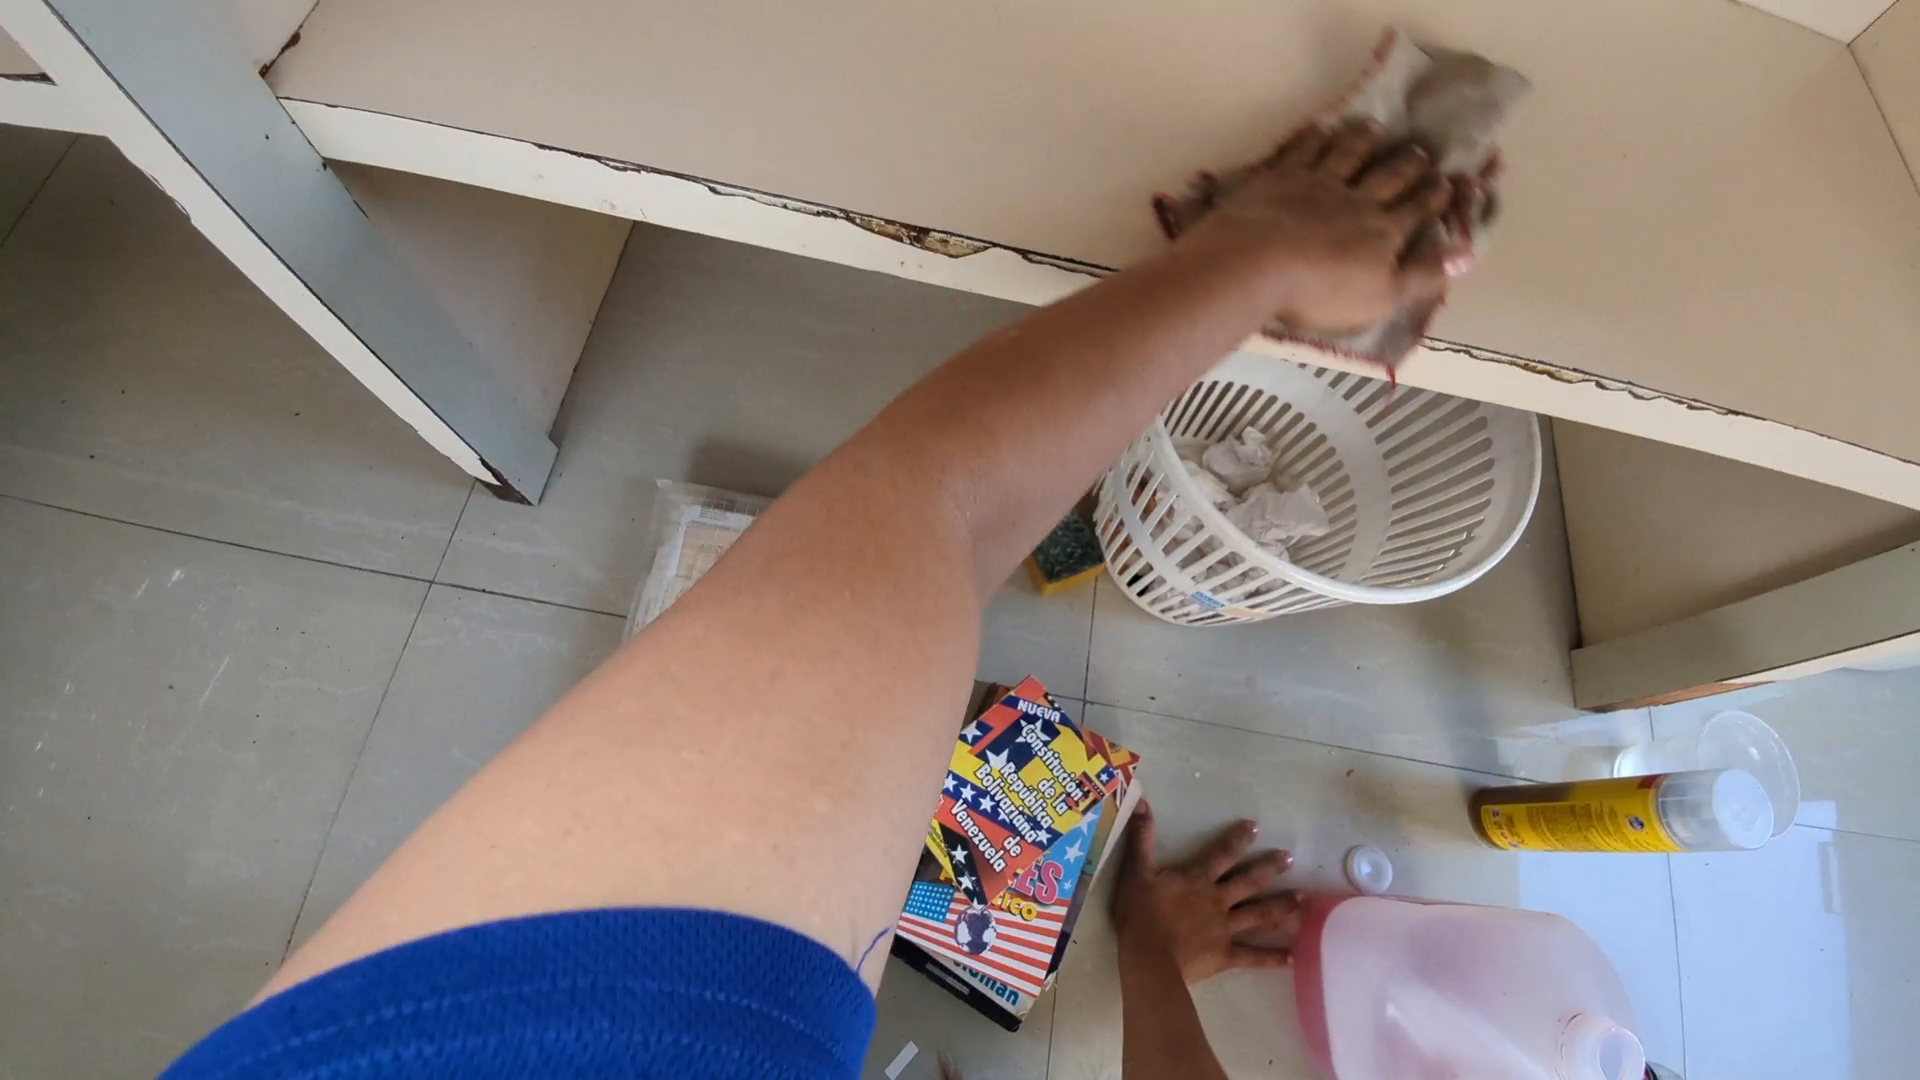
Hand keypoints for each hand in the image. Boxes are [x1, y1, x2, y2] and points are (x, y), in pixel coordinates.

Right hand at [1110, 801, 1299, 983]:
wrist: (1148, 959)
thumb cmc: (1140, 914)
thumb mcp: (1136, 870)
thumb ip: (1141, 837)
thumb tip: (1142, 802)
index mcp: (1197, 879)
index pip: (1222, 853)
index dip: (1238, 839)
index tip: (1256, 827)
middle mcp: (1218, 900)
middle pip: (1249, 881)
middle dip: (1270, 868)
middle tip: (1291, 857)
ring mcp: (1225, 929)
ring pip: (1259, 915)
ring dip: (1281, 906)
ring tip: (1302, 899)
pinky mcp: (1226, 955)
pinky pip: (1253, 956)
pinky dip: (1272, 957)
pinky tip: (1291, 956)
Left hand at [1178, 120, 1452, 335]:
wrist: (1258, 264)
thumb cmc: (1320, 291)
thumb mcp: (1378, 297)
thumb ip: (1421, 277)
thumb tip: (1467, 257)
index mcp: (1381, 233)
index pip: (1415, 211)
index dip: (1432, 198)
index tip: (1447, 182)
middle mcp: (1354, 201)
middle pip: (1387, 177)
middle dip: (1408, 164)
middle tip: (1422, 151)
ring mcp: (1315, 185)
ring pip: (1346, 155)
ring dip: (1363, 141)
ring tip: (1376, 129)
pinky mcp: (1277, 179)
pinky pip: (1300, 152)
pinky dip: (1313, 139)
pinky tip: (1317, 129)